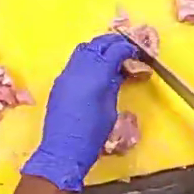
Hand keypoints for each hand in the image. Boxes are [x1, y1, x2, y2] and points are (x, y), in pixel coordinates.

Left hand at [22, 34, 137, 191]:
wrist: (63, 150)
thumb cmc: (92, 135)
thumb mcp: (110, 109)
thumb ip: (113, 86)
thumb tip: (117, 72)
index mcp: (96, 77)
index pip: (113, 51)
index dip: (126, 48)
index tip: (135, 50)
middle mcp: (79, 70)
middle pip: (96, 45)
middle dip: (111, 43)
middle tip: (125, 47)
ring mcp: (66, 75)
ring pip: (83, 50)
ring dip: (97, 48)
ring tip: (110, 55)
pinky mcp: (59, 82)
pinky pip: (74, 62)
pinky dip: (87, 58)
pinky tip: (95, 68)